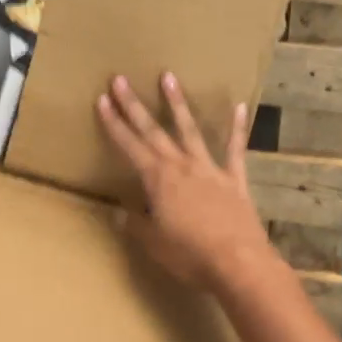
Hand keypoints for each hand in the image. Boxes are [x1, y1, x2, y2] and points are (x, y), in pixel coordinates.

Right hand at [96, 72, 272, 290]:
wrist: (240, 264)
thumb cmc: (191, 255)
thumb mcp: (154, 244)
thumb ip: (136, 224)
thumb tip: (118, 212)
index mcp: (157, 179)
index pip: (128, 145)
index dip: (113, 122)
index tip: (102, 99)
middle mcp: (179, 165)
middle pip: (152, 130)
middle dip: (133, 104)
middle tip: (120, 78)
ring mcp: (208, 169)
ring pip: (189, 129)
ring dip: (177, 103)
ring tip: (168, 76)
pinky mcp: (234, 180)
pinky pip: (235, 150)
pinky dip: (237, 128)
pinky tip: (240, 106)